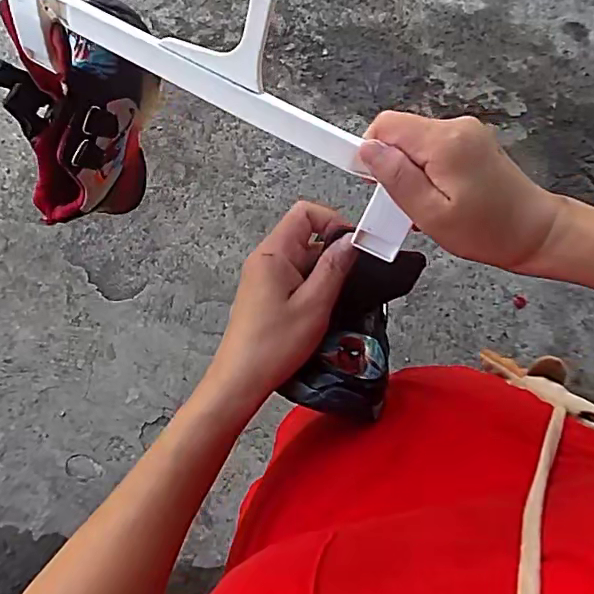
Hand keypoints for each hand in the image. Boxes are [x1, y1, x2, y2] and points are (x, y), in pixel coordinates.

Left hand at [202, 201, 358, 406]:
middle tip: (350, 279)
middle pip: (306, 235)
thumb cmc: (271, 347)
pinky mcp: (266, 294)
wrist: (241, 380)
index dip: (333, 221)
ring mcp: (264, 277)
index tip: (353, 243)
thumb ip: (335, 268)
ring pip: (303, 259)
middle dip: (332, 253)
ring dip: (324, 274)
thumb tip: (351, 241)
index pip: (305, 213)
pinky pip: (295, 278)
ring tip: (333, 300)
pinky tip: (320, 310)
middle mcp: (265, 260)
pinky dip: (313, 288)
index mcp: (273, 254)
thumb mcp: (315, 304)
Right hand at [359, 112, 565, 273]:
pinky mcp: (471, 142)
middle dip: (392, 166)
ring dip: (410, 172)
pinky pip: (433, 149)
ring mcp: (467, 133)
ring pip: (414, 143)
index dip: (370, 150)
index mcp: (445, 142)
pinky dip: (427, 172)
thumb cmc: (490, 231)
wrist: (536, 233)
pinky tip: (439, 197)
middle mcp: (457, 128)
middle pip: (400, 133)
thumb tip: (367, 151)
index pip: (385, 125)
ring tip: (427, 204)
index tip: (370, 178)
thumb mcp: (431, 214)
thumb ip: (396, 178)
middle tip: (403, 202)